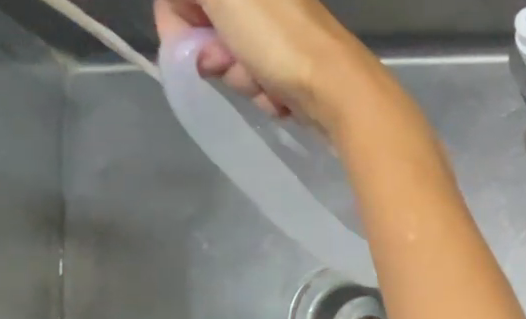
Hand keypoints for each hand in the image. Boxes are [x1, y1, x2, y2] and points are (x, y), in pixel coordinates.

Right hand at [153, 0, 376, 128]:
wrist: (347, 96)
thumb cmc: (279, 40)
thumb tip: (184, 10)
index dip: (178, 20)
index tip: (186, 45)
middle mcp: (269, 5)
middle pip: (212, 30)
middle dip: (217, 55)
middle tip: (234, 66)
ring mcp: (287, 41)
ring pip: (238, 62)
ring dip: (244, 80)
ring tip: (267, 87)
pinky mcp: (304, 76)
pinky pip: (267, 86)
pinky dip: (269, 97)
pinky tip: (284, 102)